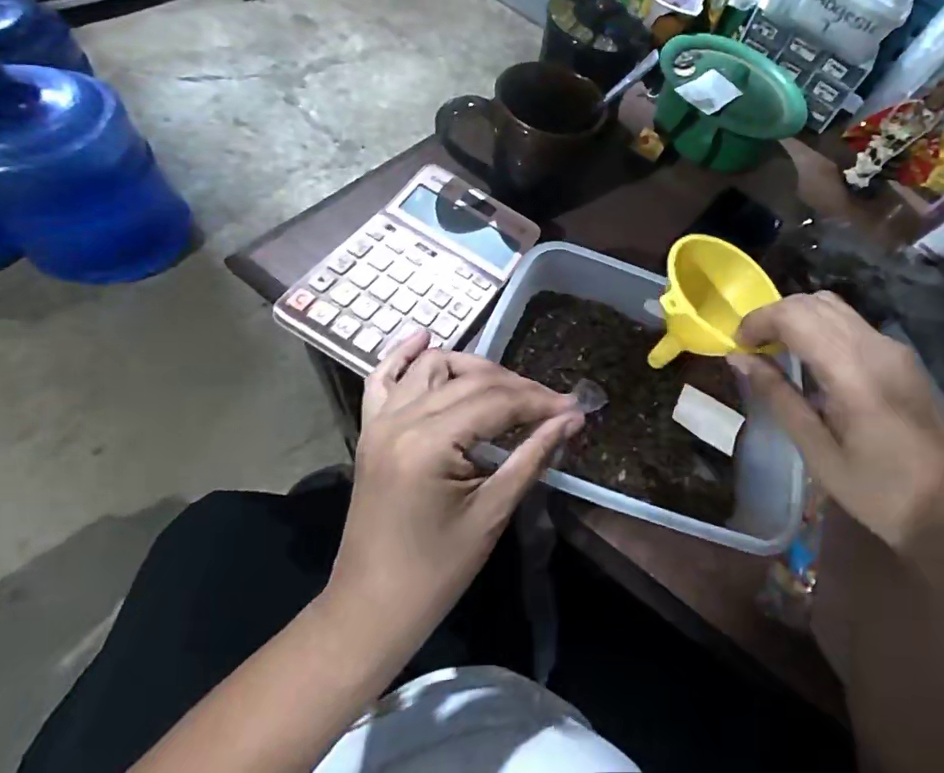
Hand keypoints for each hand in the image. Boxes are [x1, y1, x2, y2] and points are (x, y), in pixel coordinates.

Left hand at [333, 331, 582, 646]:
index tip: (574, 406)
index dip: (538, 401)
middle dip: (515, 387)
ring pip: (431, 368)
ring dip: (471, 368)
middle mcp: (400, 420)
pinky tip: (425, 338)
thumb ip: (531, 456)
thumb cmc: (437, 570)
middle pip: (468, 381)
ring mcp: (379, 422)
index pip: (495, 402)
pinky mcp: (369, 430)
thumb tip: (571, 419)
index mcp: (429, 443)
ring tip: (506, 388)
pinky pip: (383, 378)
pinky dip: (404, 356)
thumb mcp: (491, 512)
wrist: (372, 606)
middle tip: (550, 406)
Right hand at [730, 292, 943, 547]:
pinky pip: (852, 325)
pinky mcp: (904, 359)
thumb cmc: (879, 493)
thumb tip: (739, 359)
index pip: (796, 316)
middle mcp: (877, 348)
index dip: (759, 321)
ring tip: (777, 352)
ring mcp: (895, 350)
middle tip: (753, 349)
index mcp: (855, 372)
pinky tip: (812, 362)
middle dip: (775, 316)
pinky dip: (821, 328)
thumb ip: (779, 396)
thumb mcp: (818, 452)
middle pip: (814, 302)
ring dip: (799, 318)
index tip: (737, 346)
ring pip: (834, 307)